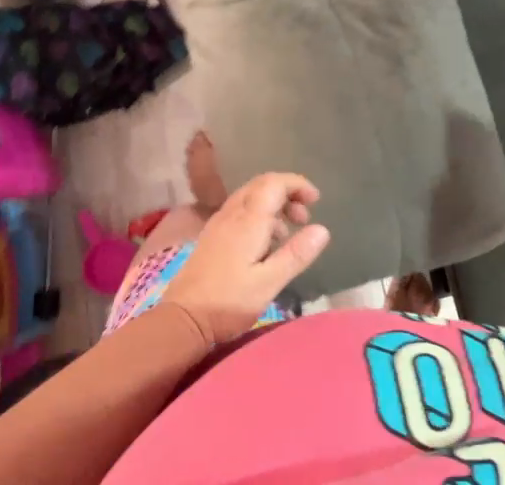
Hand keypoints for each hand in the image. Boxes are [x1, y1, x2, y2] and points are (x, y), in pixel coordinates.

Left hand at [161, 172, 330, 342]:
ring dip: (273, 204)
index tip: (315, 201)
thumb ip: (295, 254)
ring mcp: (218, 224)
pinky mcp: (211, 237)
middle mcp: (232, 215)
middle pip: (261, 185)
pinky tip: (264, 243)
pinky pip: (240, 211)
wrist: (181, 320)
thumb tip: (322, 229)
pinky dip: (259, 215)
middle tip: (304, 217)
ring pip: (250, 197)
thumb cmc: (228, 302)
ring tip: (288, 234)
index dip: (297, 184)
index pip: (274, 183)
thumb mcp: (268, 283)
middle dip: (287, 192)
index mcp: (248, 220)